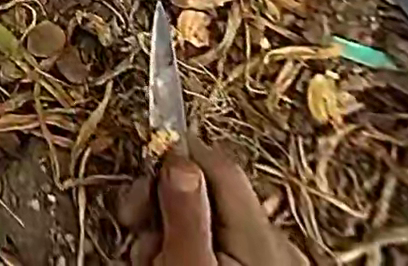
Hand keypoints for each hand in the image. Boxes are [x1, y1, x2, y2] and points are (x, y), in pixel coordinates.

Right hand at [118, 141, 305, 265]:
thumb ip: (185, 213)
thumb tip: (176, 155)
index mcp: (263, 238)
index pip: (219, 163)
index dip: (175, 153)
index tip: (139, 169)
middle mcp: (276, 245)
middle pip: (209, 188)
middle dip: (161, 194)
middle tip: (131, 220)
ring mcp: (270, 263)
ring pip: (208, 215)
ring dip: (167, 222)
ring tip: (147, 255)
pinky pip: (217, 241)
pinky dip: (186, 242)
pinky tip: (167, 261)